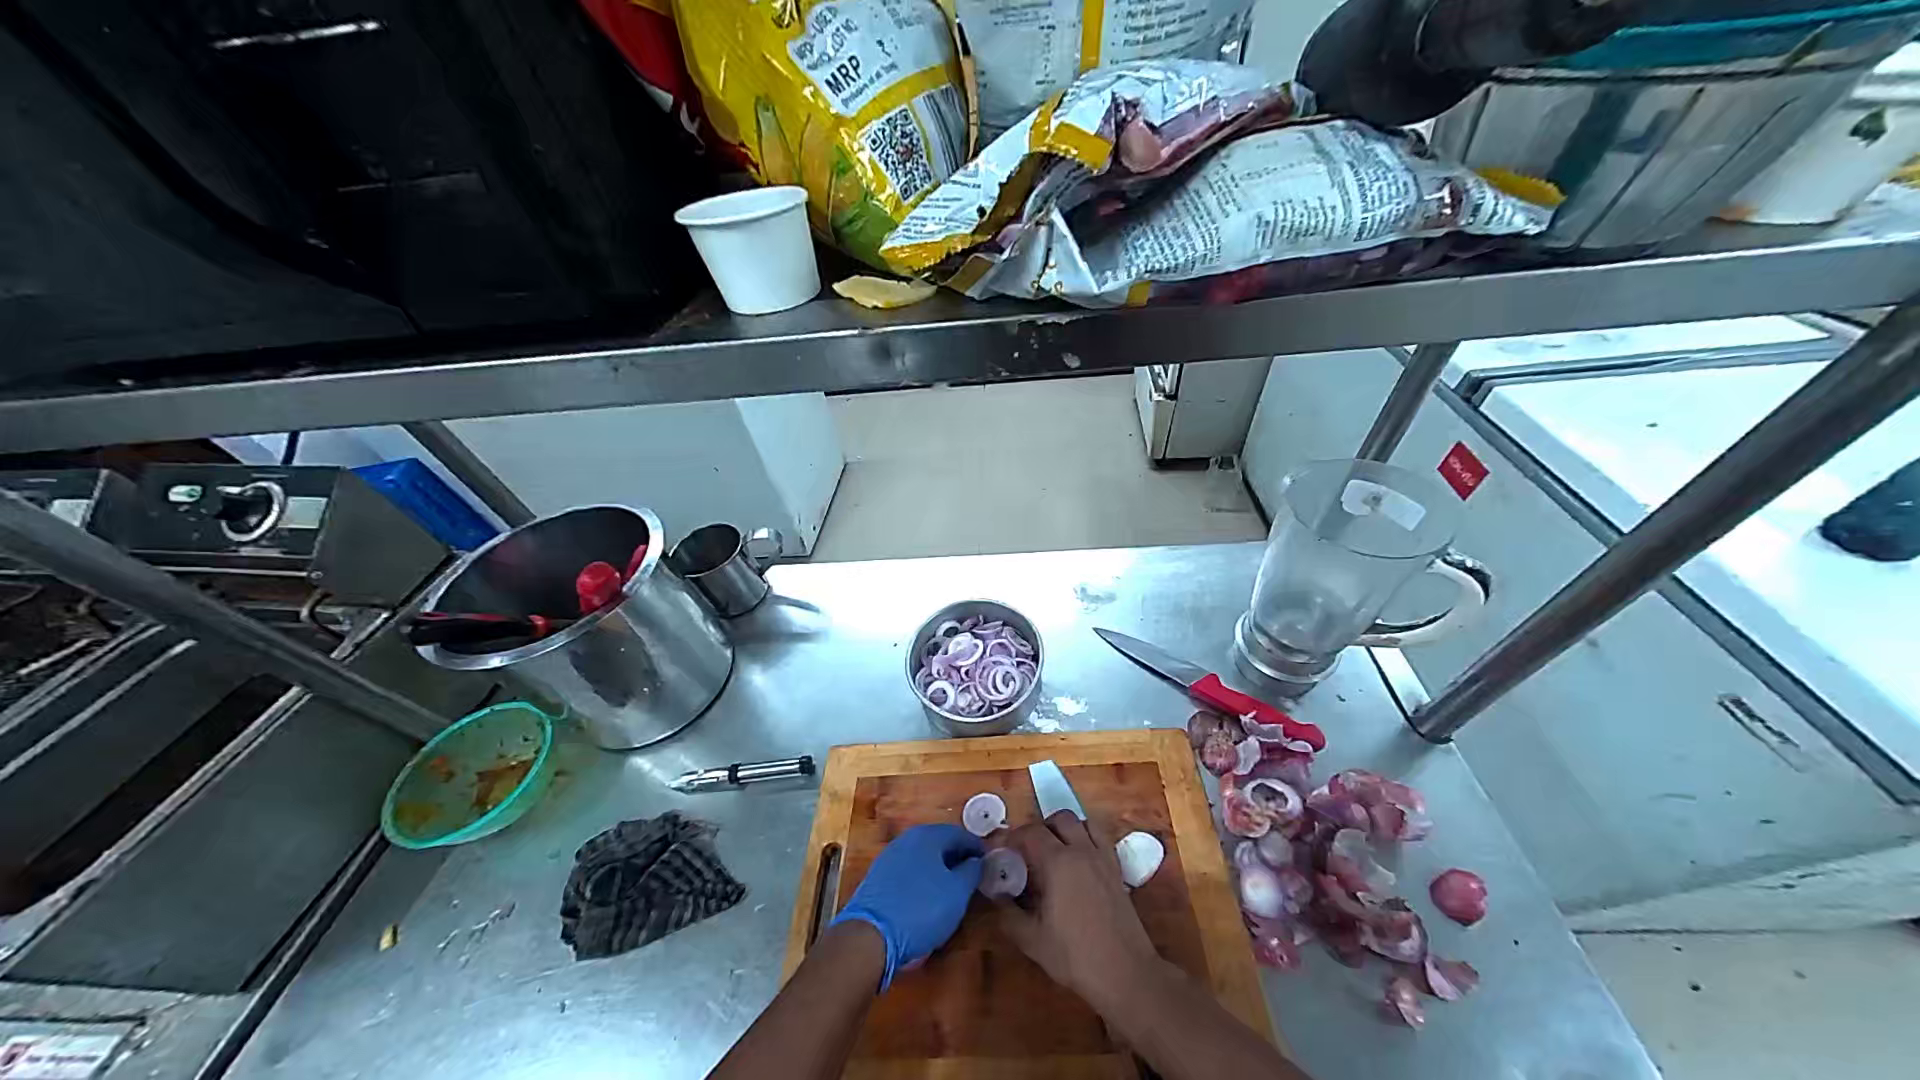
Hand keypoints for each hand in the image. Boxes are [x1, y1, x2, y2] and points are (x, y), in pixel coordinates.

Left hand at [829, 824, 982, 987]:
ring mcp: (889, 858)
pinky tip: (928, 900)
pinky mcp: (878, 879)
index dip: (976, 848)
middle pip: (939, 844)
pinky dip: (923, 881)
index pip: (959, 834)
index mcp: (927, 836)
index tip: (988, 863)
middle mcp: (907, 840)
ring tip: (953, 891)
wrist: (870, 936)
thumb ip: (971, 872)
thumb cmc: (921, 909)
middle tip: (973, 877)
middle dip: (957, 858)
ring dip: (940, 871)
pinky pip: (908, 873)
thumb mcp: (957, 892)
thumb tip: (976, 861)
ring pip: (923, 859)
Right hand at [995, 811, 1161, 1011]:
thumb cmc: (1075, 956)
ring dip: (1063, 828)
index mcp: (1058, 862)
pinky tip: (1077, 861)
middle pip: (1058, 819)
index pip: (1030, 833)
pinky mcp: (1117, 869)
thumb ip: (1008, 913)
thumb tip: (997, 894)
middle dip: (1038, 828)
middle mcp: (1082, 851)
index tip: (998, 850)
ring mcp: (1103, 858)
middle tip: (1025, 851)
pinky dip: (1085, 838)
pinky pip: (1099, 838)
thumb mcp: (1031, 939)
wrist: (1126, 973)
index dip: (1011, 837)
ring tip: (1052, 851)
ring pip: (1082, 822)